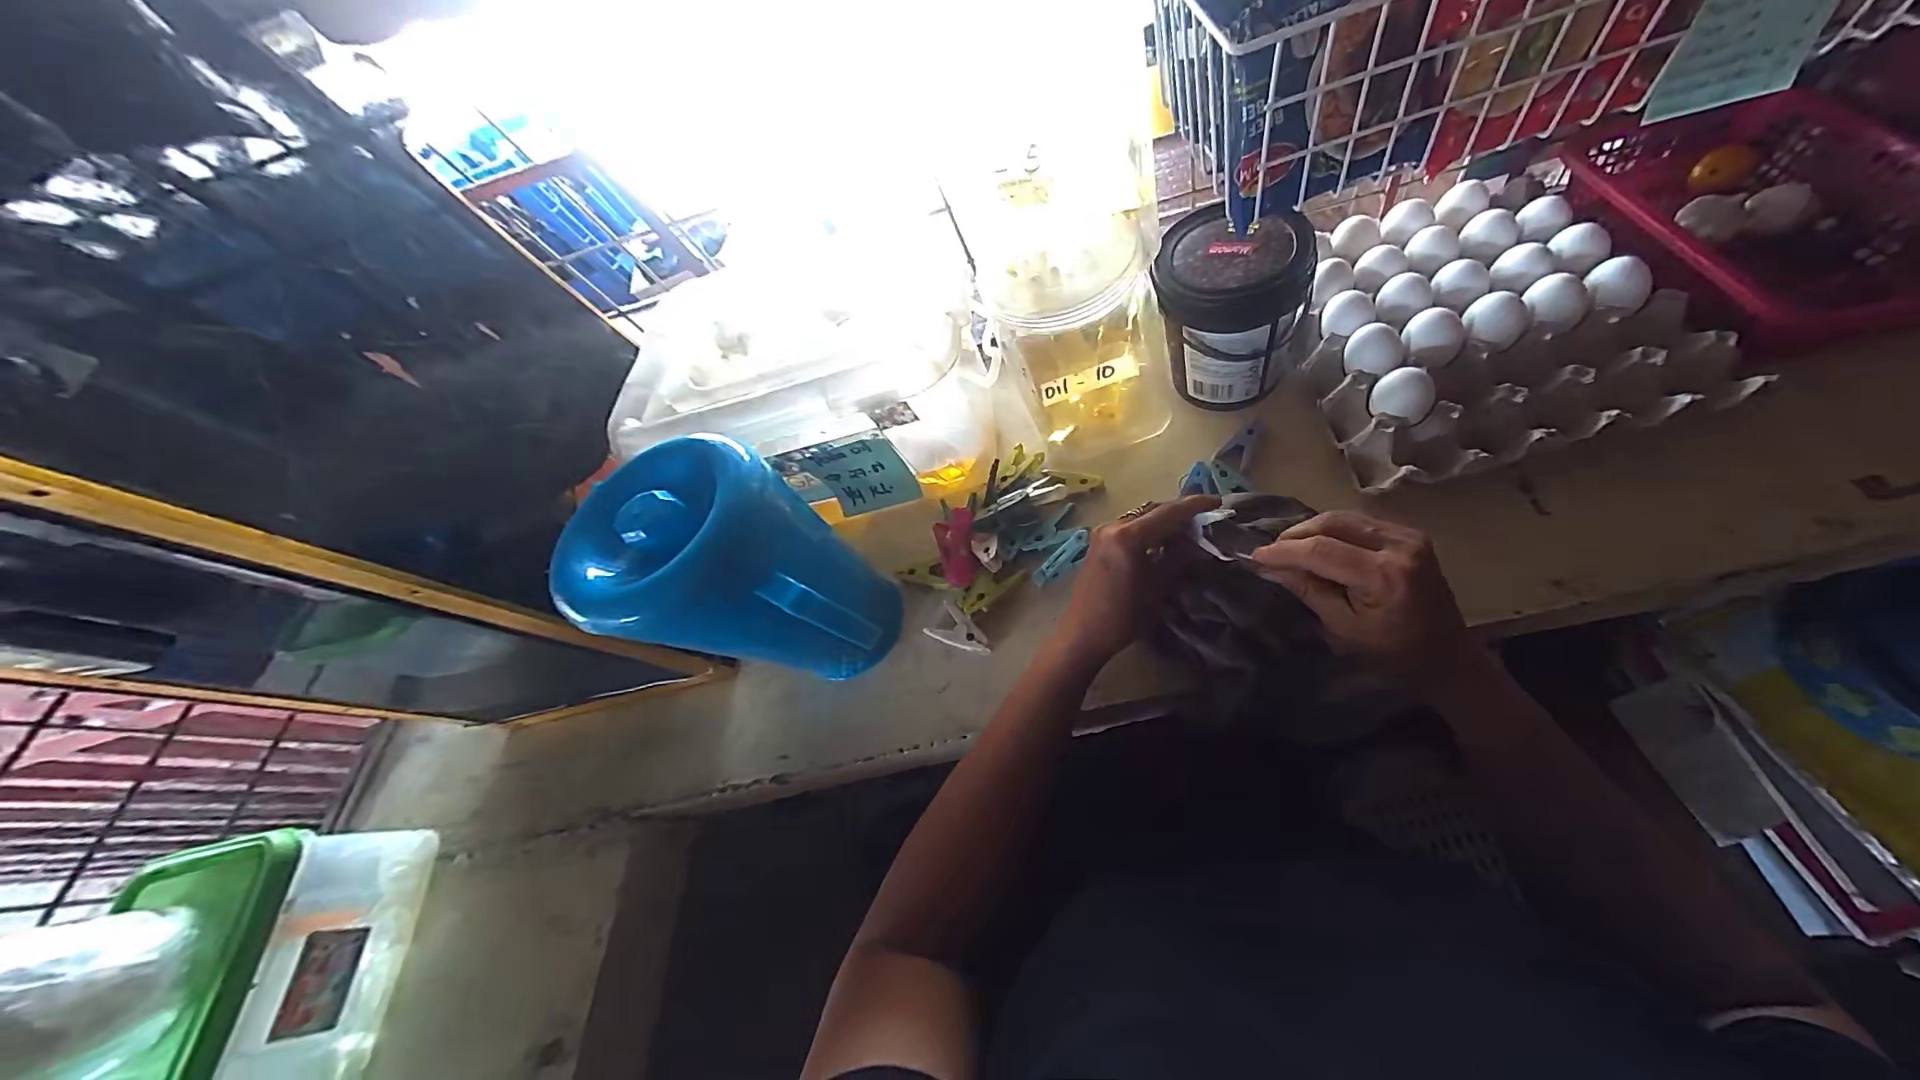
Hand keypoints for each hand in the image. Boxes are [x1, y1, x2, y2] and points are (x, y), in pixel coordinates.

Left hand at [1055, 495, 1220, 666]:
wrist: (1084, 633)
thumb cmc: (1124, 616)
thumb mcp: (1158, 587)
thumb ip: (1178, 558)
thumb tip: (1196, 541)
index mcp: (1128, 536)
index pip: (1168, 512)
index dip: (1195, 505)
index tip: (1217, 501)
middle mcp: (1112, 526)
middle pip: (1153, 510)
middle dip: (1179, 512)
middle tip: (1205, 517)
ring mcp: (1102, 532)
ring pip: (1140, 517)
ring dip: (1163, 520)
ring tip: (1188, 529)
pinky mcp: (1098, 542)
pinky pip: (1129, 526)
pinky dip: (1147, 529)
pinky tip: (1162, 540)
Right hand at [1249, 510, 1480, 688]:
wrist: (1447, 656)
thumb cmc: (1393, 653)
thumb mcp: (1343, 629)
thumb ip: (1308, 591)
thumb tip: (1269, 567)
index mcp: (1384, 575)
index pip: (1320, 549)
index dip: (1282, 551)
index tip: (1254, 557)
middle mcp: (1400, 546)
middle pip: (1331, 523)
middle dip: (1294, 535)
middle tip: (1271, 553)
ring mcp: (1408, 536)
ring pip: (1343, 517)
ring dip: (1311, 530)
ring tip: (1289, 549)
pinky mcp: (1410, 535)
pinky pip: (1359, 521)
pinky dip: (1332, 529)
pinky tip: (1317, 546)